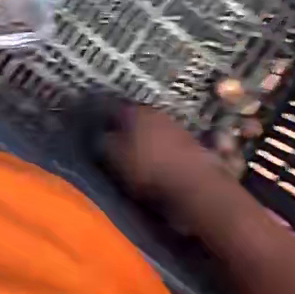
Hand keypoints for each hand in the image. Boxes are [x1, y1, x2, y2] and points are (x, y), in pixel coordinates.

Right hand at [102, 106, 241, 227]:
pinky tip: (160, 164)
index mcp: (135, 112)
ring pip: (155, 130)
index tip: (101, 131)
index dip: (106, 121)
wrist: (193, 184)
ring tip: (140, 157)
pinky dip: (163, 151)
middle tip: (119, 144)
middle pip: (137, 118)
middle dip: (128, 129)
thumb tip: (102, 135)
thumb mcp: (114, 158)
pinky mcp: (193, 145)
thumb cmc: (147, 168)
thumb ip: (105, 143)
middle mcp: (157, 113)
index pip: (115, 109)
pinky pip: (170, 144)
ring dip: (148, 140)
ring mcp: (177, 127)